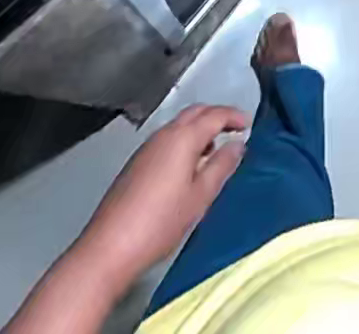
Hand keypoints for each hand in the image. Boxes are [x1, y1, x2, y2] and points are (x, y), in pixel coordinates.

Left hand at [67, 105, 249, 293]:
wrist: (109, 246)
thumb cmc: (160, 222)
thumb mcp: (200, 197)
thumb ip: (221, 166)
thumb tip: (238, 145)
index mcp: (183, 137)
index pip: (214, 114)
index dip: (234, 116)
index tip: (248, 124)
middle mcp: (165, 134)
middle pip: (196, 112)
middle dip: (216, 116)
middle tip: (234, 129)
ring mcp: (148, 146)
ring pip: (180, 124)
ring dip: (200, 127)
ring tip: (215, 149)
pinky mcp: (137, 161)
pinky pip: (168, 137)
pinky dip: (184, 139)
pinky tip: (188, 165)